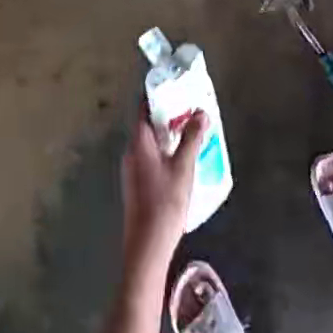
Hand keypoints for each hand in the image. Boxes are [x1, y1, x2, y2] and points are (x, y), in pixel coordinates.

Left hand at [119, 103, 206, 264]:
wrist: (147, 246)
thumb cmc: (165, 202)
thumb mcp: (184, 167)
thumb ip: (192, 138)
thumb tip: (201, 112)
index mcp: (139, 143)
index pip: (144, 108)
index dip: (159, 94)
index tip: (177, 86)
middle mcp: (131, 152)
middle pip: (148, 123)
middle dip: (169, 114)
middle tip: (192, 107)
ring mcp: (133, 169)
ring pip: (151, 141)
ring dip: (169, 133)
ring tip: (193, 130)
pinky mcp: (138, 183)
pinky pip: (152, 156)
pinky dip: (166, 149)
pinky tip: (184, 157)